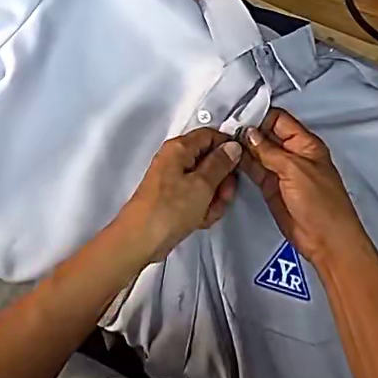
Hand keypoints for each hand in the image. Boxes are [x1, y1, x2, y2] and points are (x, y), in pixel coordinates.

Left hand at [109, 129, 243, 264]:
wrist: (139, 242)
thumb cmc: (167, 211)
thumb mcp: (202, 184)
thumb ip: (221, 163)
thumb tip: (232, 148)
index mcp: (179, 148)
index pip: (211, 135)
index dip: (227, 148)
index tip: (238, 164)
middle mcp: (175, 160)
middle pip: (210, 159)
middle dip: (222, 179)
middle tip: (223, 195)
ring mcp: (173, 180)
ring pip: (206, 181)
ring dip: (214, 197)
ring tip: (208, 212)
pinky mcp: (173, 198)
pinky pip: (196, 196)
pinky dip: (202, 207)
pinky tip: (200, 219)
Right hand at [239, 109, 368, 265]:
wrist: (326, 239)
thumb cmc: (325, 205)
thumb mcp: (295, 170)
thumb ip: (270, 151)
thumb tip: (251, 135)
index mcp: (306, 144)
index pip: (279, 120)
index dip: (260, 117)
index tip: (240, 119)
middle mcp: (294, 155)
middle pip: (267, 134)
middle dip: (248, 132)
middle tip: (229, 131)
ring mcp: (283, 171)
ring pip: (259, 152)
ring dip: (244, 148)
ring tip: (227, 145)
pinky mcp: (273, 188)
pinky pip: (255, 170)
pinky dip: (244, 165)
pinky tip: (233, 160)